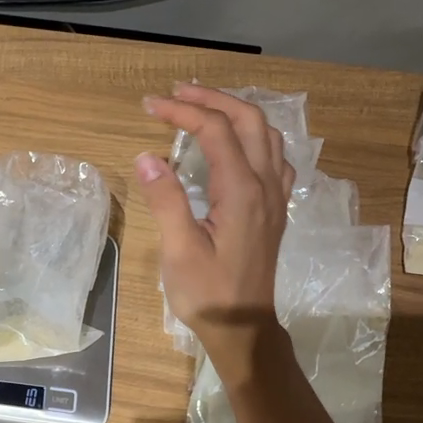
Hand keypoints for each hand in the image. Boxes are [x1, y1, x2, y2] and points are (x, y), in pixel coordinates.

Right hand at [134, 82, 293, 350]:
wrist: (244, 328)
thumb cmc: (208, 293)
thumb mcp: (179, 250)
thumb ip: (166, 200)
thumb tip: (147, 157)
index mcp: (242, 191)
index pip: (215, 131)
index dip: (182, 111)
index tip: (149, 105)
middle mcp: (265, 186)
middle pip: (249, 120)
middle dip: (212, 99)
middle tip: (176, 94)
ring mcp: (275, 197)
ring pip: (267, 135)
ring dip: (235, 113)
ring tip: (202, 109)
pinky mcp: (274, 210)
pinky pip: (273, 157)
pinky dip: (252, 137)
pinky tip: (235, 146)